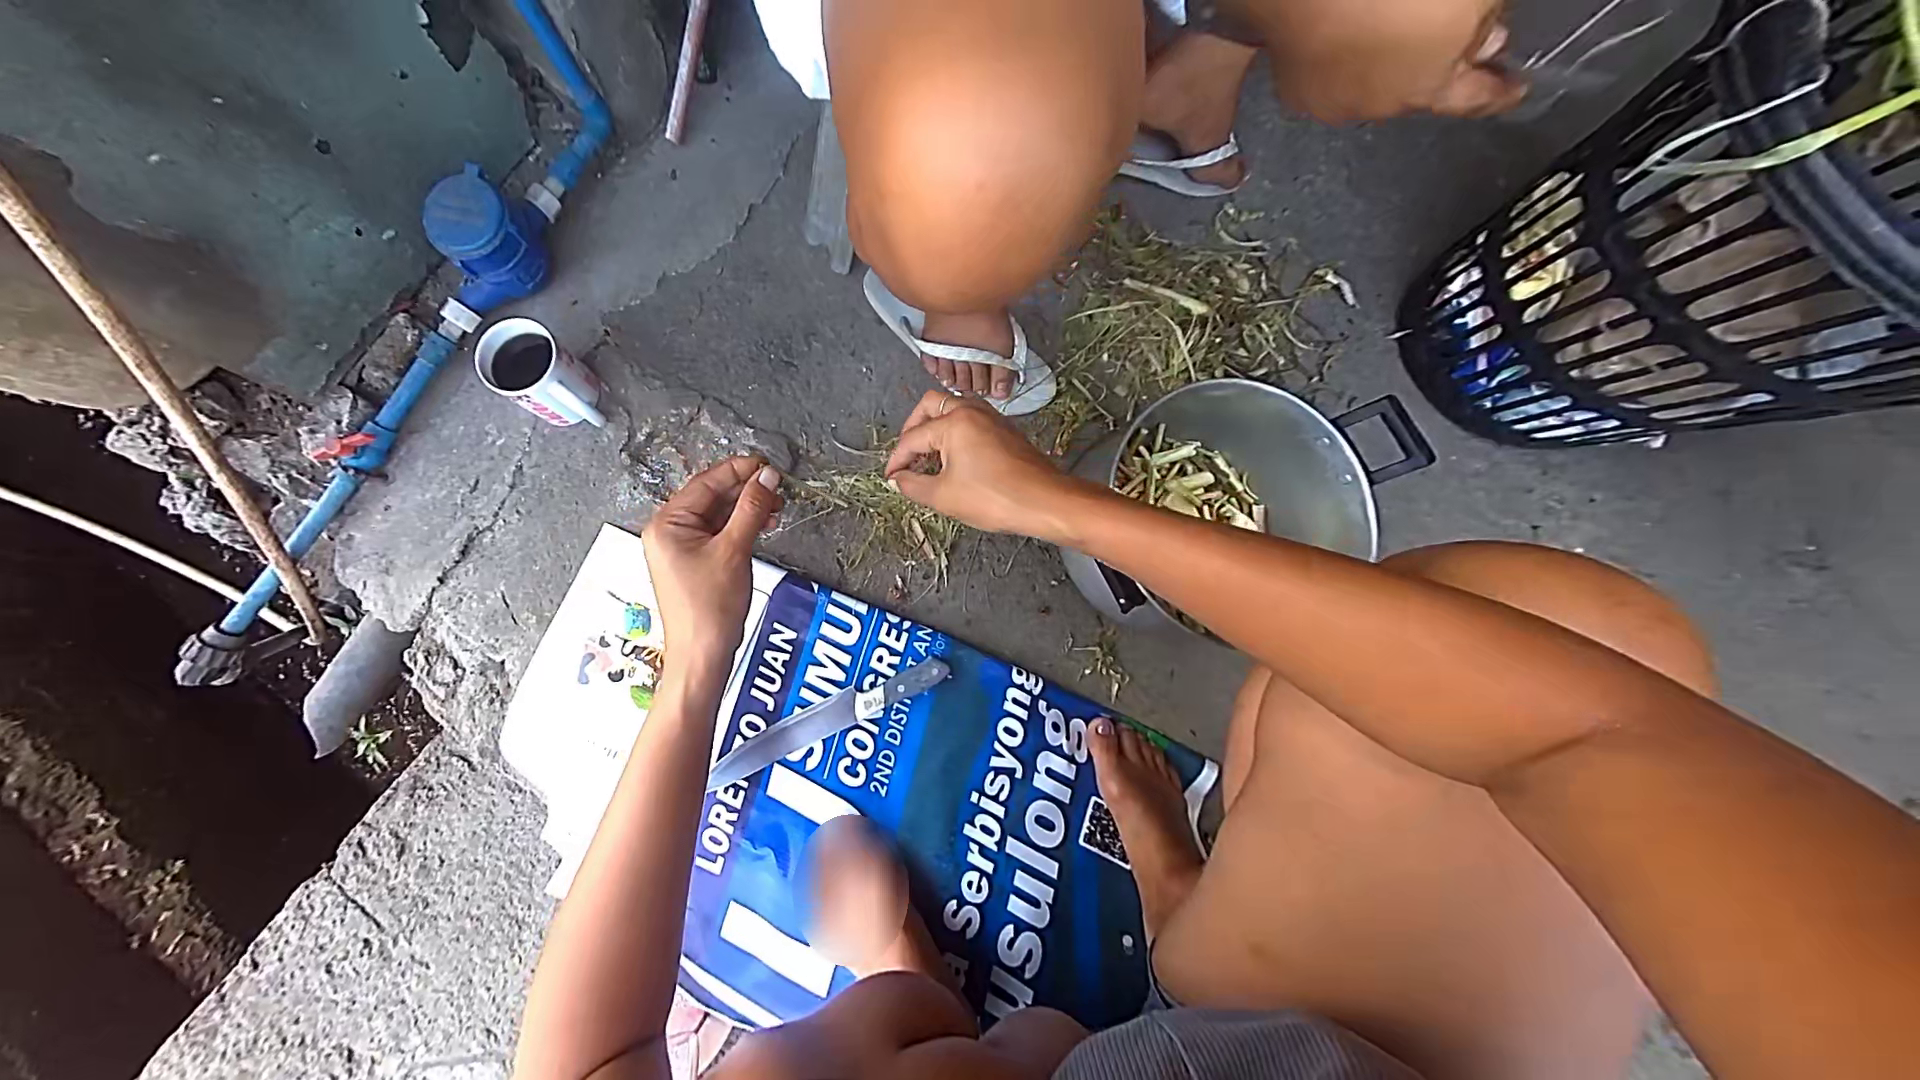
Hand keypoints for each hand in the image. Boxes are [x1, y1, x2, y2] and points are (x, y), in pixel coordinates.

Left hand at [641, 456, 783, 658]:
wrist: (703, 654)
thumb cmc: (710, 608)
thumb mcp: (734, 550)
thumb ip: (751, 509)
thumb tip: (766, 477)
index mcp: (667, 524)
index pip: (706, 483)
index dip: (739, 471)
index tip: (768, 466)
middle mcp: (669, 532)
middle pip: (711, 497)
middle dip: (746, 490)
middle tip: (778, 487)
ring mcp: (682, 547)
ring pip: (718, 514)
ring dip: (747, 508)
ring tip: (776, 507)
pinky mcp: (696, 561)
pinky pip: (720, 532)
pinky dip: (742, 526)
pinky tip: (763, 524)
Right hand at [883, 392, 1087, 538]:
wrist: (1045, 501)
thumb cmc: (995, 497)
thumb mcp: (944, 496)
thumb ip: (913, 486)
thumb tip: (898, 480)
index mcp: (954, 422)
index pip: (912, 438)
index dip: (897, 460)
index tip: (891, 478)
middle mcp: (972, 411)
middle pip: (930, 406)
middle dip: (912, 429)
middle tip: (907, 457)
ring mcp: (992, 418)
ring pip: (953, 410)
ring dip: (935, 429)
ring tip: (928, 460)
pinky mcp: (1005, 431)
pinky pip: (971, 422)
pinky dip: (955, 434)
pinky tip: (954, 461)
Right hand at [1256, 2, 1525, 122]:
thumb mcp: (1470, 1)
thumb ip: (1485, 20)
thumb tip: (1487, 41)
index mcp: (1428, 87)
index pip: (1474, 100)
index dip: (1497, 95)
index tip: (1512, 94)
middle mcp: (1378, 106)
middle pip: (1415, 92)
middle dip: (1429, 67)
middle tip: (1440, 33)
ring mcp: (1331, 101)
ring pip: (1368, 85)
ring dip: (1379, 63)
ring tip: (1382, 24)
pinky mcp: (1296, 90)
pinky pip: (1328, 76)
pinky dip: (1340, 59)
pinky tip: (1341, 32)